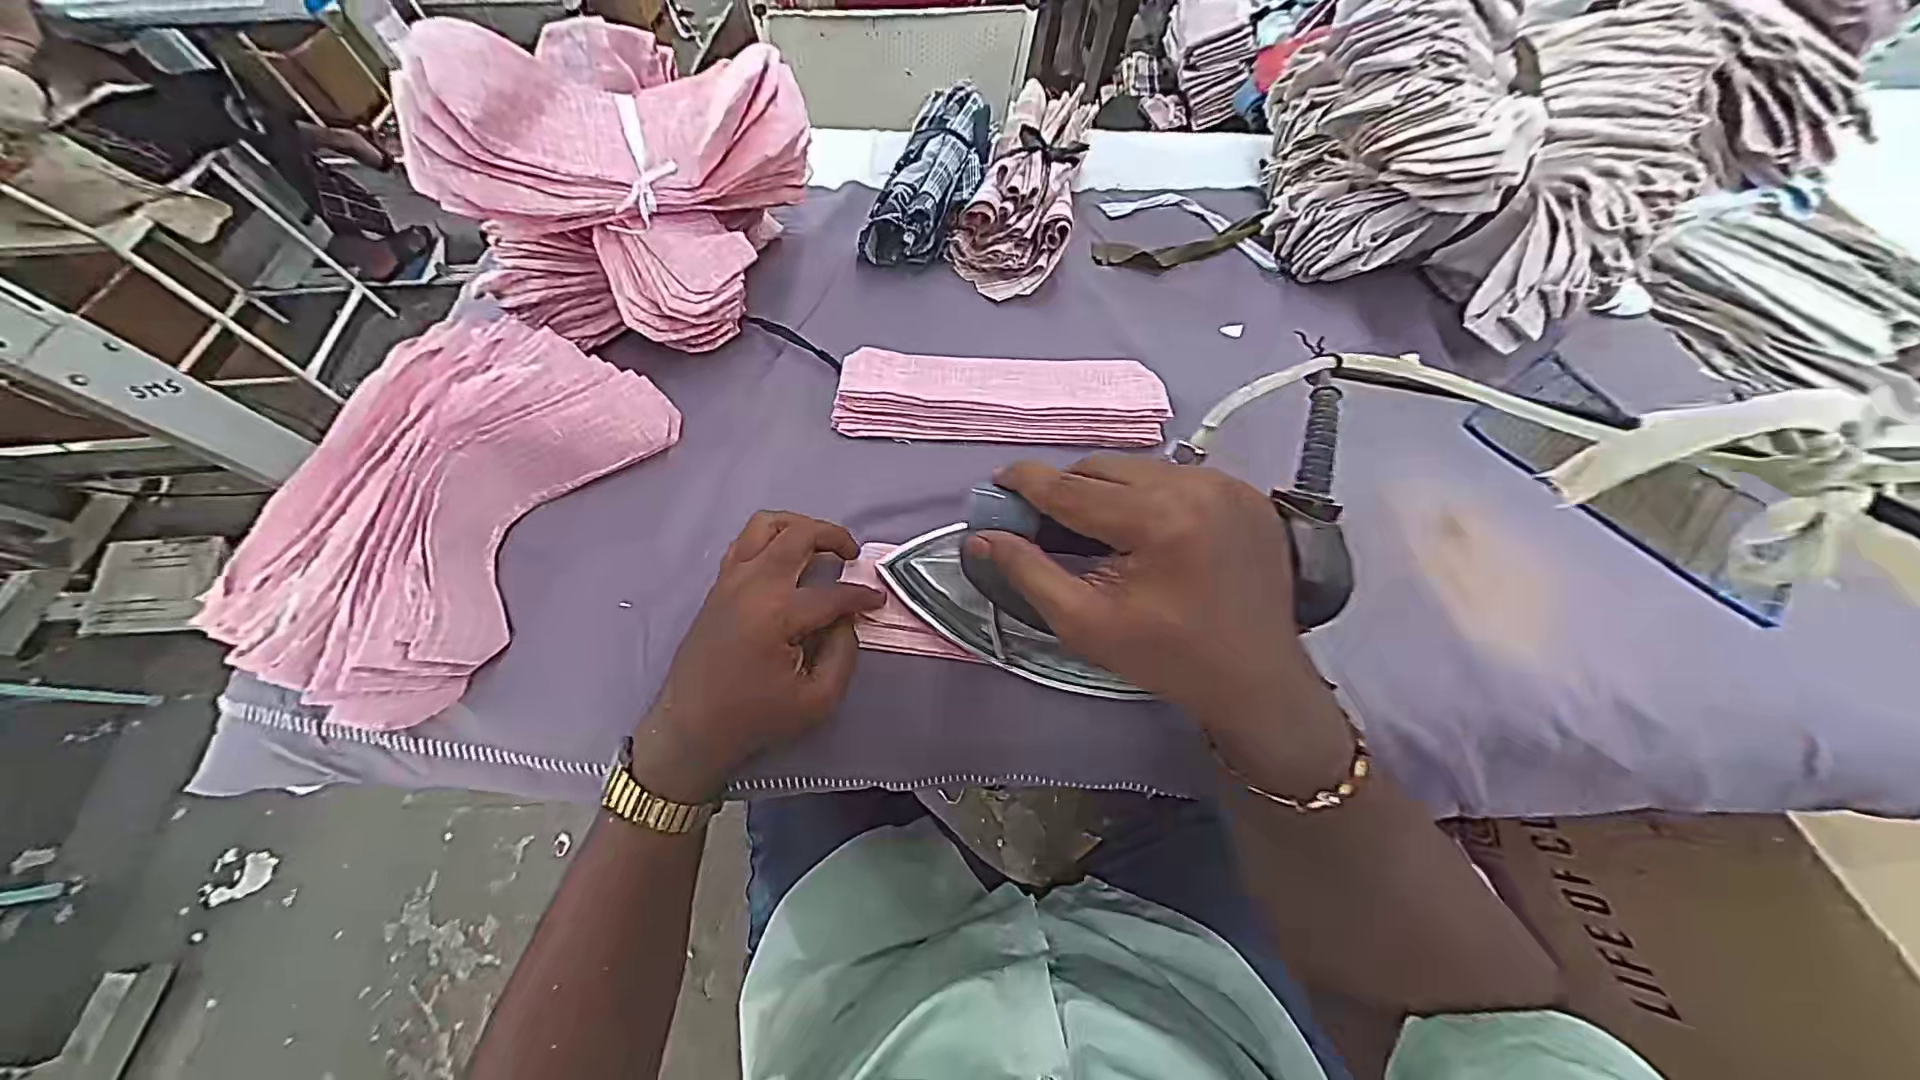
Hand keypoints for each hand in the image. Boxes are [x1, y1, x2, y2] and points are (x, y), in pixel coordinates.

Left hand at [632, 512, 883, 802]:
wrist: (691, 728)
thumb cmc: (755, 717)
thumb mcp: (818, 700)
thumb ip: (844, 654)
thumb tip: (846, 619)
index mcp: (778, 614)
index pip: (833, 593)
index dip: (862, 596)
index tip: (877, 601)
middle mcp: (753, 585)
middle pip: (799, 535)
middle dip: (834, 536)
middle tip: (851, 555)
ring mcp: (730, 580)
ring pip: (766, 525)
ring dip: (799, 526)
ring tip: (818, 545)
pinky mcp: (718, 586)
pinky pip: (745, 542)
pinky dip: (771, 538)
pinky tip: (785, 559)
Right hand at [971, 455, 1352, 786]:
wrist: (1256, 678)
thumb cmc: (1167, 658)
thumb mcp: (1085, 623)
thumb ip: (1028, 572)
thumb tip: (984, 538)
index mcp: (1159, 520)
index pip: (1073, 488)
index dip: (1028, 482)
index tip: (1000, 481)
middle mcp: (1197, 487)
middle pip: (1104, 468)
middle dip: (1067, 488)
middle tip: (1046, 519)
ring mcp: (1228, 485)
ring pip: (1139, 468)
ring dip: (1107, 489)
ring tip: (1095, 528)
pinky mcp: (1245, 493)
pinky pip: (1175, 476)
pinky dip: (1147, 493)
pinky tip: (1142, 528)